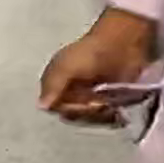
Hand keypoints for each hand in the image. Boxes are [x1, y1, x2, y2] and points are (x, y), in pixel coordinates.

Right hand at [38, 8, 156, 123]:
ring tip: (108, 104)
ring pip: (84, 117)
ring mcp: (85, 97)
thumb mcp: (66, 67)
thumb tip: (41, 106)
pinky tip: (114, 108)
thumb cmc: (90, 54)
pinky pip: (99, 117)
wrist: (122, 44)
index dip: (67, 108)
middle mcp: (66, 91)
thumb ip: (53, 86)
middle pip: (69, 114)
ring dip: (97, 114)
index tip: (84, 102)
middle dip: (84, 111)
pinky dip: (106, 115)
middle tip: (99, 102)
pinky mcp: (104, 101)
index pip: (52, 106)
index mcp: (53, 82)